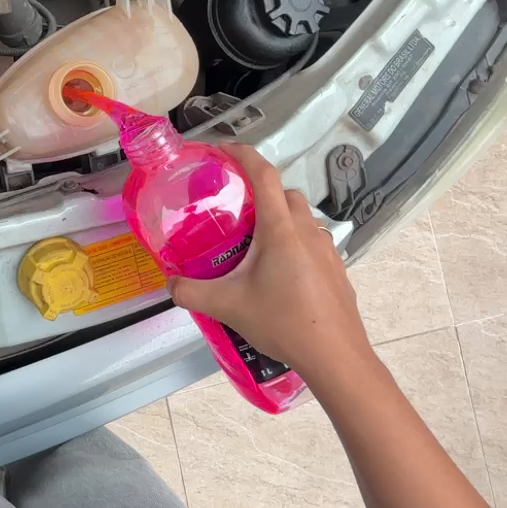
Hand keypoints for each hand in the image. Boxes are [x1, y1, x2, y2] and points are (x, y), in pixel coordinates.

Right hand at [165, 143, 372, 385]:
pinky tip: (278, 270)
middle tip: (234, 206)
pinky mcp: (337, 270)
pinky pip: (313, 241)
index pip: (263, 174)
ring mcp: (327, 250)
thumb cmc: (283, 322)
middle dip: (261, 189)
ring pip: (302, 216)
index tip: (222, 149)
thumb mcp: (226, 306)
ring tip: (254, 240)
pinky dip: (294, 241)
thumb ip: (190, 292)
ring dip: (280, 216)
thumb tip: (169, 284)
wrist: (336, 358)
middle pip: (285, 192)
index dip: (242, 154)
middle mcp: (306, 231)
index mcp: (280, 229)